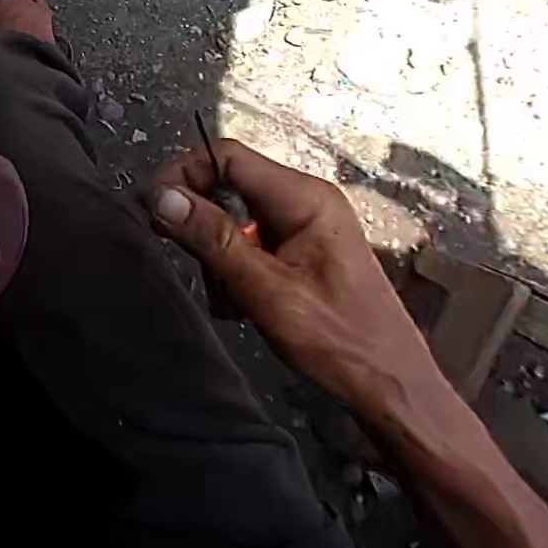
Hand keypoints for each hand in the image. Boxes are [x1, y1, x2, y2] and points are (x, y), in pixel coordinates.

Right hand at [146, 137, 446, 421]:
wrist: (392, 390)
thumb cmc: (341, 342)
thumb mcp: (267, 290)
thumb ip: (213, 239)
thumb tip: (161, 197)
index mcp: (304, 198)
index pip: (227, 156)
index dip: (184, 174)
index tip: (156, 210)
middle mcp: (302, 200)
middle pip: (224, 184)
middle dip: (198, 220)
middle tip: (189, 259)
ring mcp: (298, 224)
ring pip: (227, 215)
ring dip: (212, 252)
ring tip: (226, 294)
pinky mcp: (293, 247)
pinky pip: (242, 239)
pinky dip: (227, 266)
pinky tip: (238, 300)